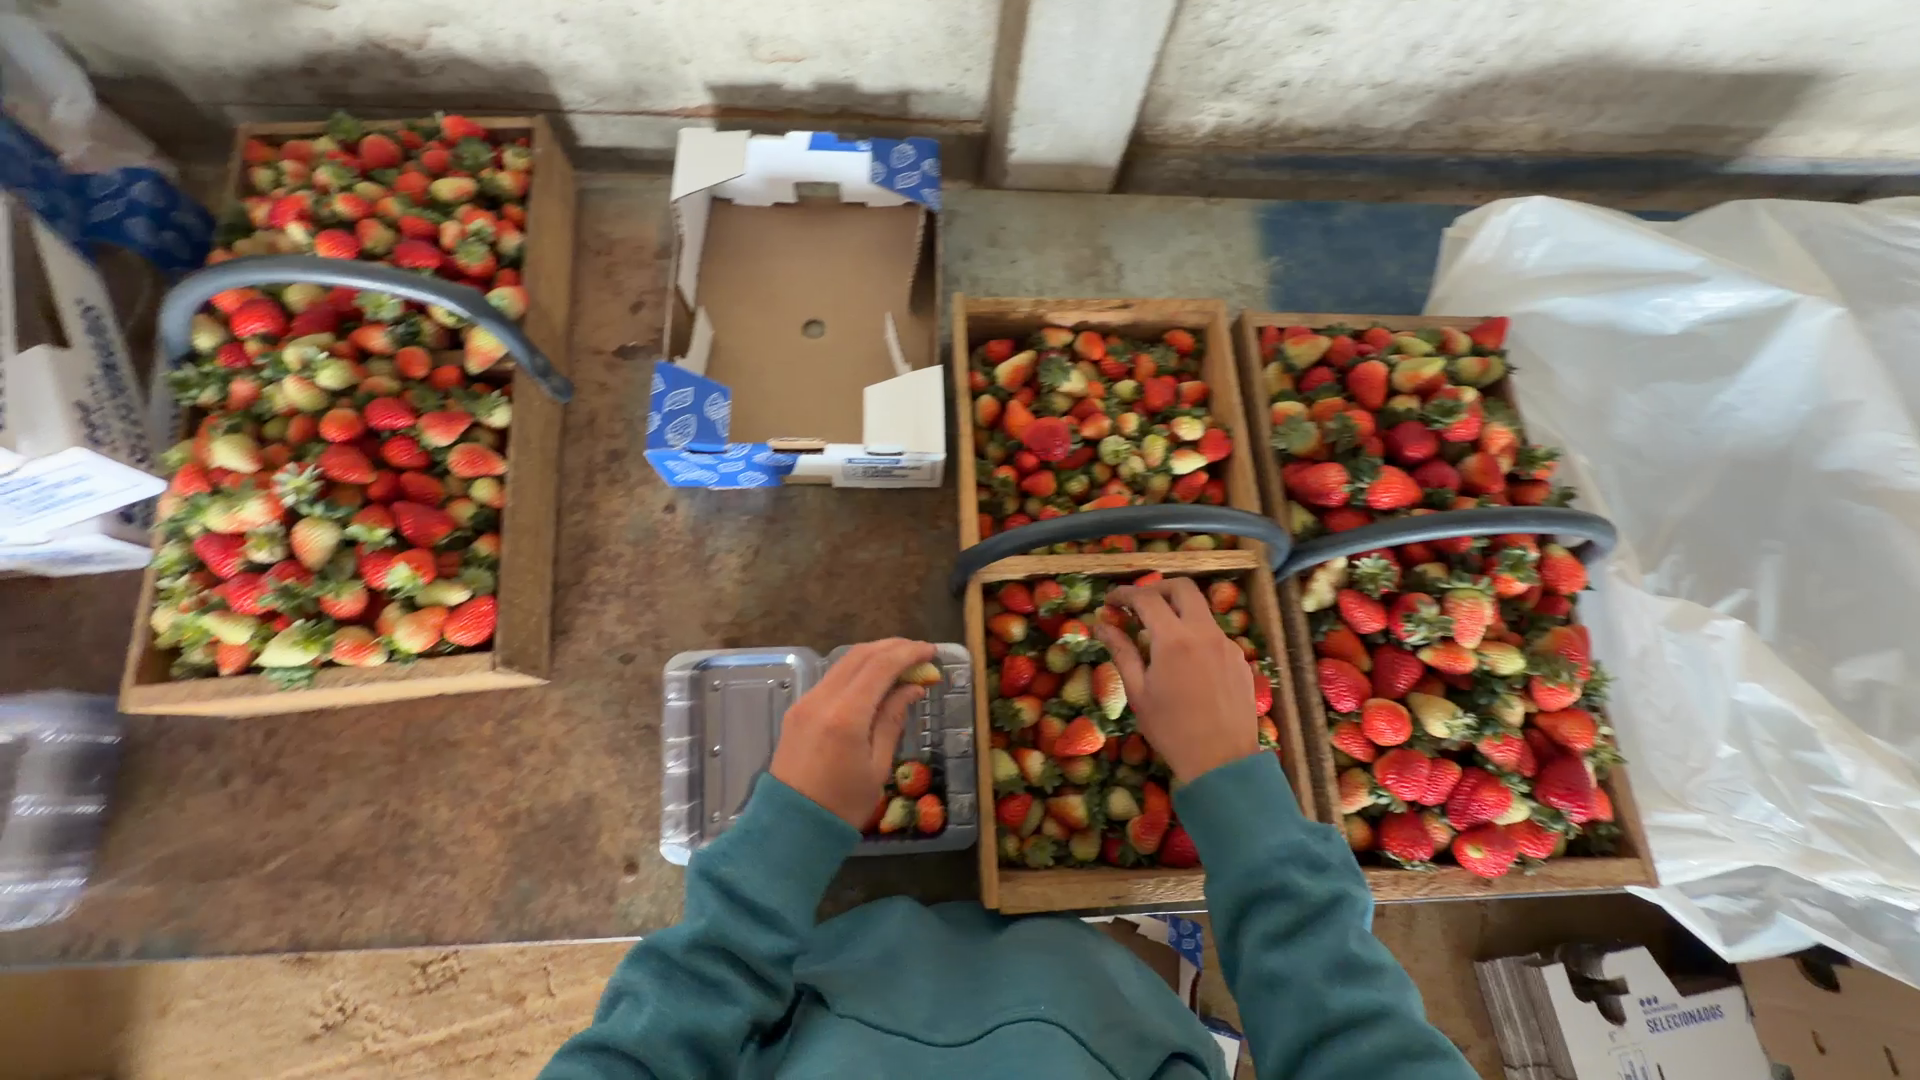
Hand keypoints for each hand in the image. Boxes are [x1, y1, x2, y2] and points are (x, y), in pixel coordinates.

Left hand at [769, 638, 935, 828]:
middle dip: (893, 648)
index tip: (931, 651)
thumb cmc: (842, 806)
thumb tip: (912, 687)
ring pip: (844, 663)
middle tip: (920, 652)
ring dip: (875, 656)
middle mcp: (822, 699)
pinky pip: (832, 678)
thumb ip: (892, 720)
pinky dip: (858, 671)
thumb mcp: (878, 766)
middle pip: (860, 656)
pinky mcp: (798, 709)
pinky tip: (875, 680)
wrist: (789, 827)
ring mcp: (806, 702)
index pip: (880, 666)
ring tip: (902, 662)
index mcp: (845, 716)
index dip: (908, 653)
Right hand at [1094, 578, 1259, 781]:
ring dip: (1178, 612)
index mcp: (1174, 639)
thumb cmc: (1171, 729)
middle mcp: (1205, 632)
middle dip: (1157, 589)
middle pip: (1183, 588)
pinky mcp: (1240, 660)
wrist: (1222, 762)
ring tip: (1158, 636)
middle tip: (1138, 605)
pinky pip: (1214, 635)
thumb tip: (1101, 625)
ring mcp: (1227, 645)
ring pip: (1201, 611)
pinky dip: (1195, 635)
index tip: (1110, 601)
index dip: (1124, 593)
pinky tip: (1185, 663)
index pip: (1146, 598)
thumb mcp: (1138, 691)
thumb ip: (1121, 651)